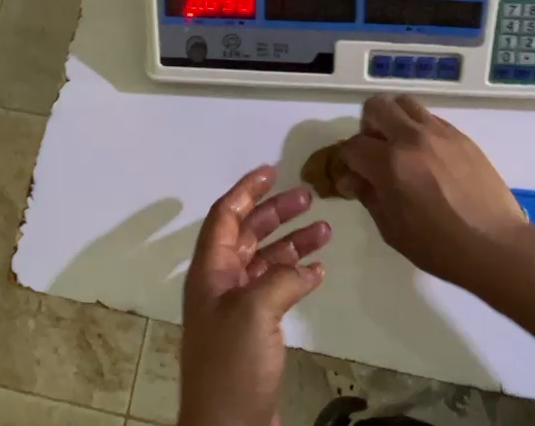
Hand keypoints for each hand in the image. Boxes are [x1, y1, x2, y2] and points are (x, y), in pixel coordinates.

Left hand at [180, 166, 332, 425]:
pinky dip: (296, 275)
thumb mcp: (254, 311)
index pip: (225, 216)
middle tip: (308, 196)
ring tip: (325, 229)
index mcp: (209, 271)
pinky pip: (275, 289)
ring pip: (265, 260)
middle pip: (248, 233)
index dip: (245, 190)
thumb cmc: (232, 364)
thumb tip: (305, 269)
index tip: (271, 170)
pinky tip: (318, 270)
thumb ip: (280, 278)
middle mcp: (220, 283)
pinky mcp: (254, 332)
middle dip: (275, 212)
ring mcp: (237, 308)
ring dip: (292, 242)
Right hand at [335, 95, 528, 290]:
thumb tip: (354, 180)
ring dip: (394, 120)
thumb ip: (369, 196)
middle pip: (376, 107)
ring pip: (404, 103)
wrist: (495, 245)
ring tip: (400, 147)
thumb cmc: (439, 246)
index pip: (352, 146)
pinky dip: (419, 129)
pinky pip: (430, 118)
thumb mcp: (392, 229)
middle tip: (374, 152)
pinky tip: (428, 157)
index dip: (345, 161)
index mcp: (390, 164)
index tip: (351, 178)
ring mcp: (439, 133)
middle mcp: (411, 138)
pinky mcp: (461, 136)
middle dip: (367, 128)